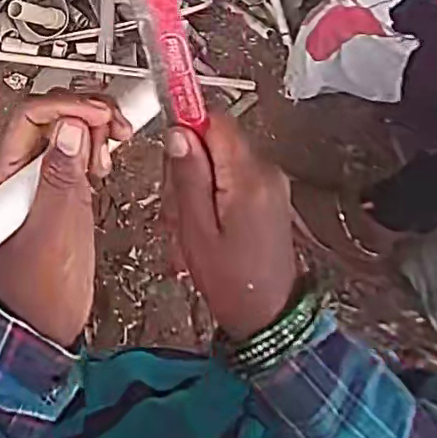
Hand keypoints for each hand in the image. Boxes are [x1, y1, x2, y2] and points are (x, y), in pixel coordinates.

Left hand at [0, 94, 133, 345]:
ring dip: (94, 127)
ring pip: (67, 130)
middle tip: (114, 125)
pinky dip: (98, 146)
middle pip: (50, 116)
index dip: (66, 106)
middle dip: (85, 111)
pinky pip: (80, 152)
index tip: (100, 115)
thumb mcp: (53, 233)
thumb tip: (69, 130)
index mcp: (6, 174)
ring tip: (114, 141)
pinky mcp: (63, 190)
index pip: (29, 116)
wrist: (45, 327)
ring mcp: (44, 179)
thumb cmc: (37, 291)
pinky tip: (108, 156)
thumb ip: (61, 180)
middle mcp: (22, 171)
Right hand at [161, 114, 299, 341]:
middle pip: (214, 136)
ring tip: (189, 216)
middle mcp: (265, 171)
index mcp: (248, 177)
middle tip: (176, 199)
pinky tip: (203, 219)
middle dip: (187, 158)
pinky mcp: (267, 192)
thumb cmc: (231, 280)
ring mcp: (270, 181)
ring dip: (196, 176)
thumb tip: (178, 132)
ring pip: (219, 154)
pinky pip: (230, 171)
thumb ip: (187, 176)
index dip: (186, 120)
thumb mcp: (196, 228)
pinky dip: (211, 187)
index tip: (166, 134)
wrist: (270, 317)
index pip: (215, 120)